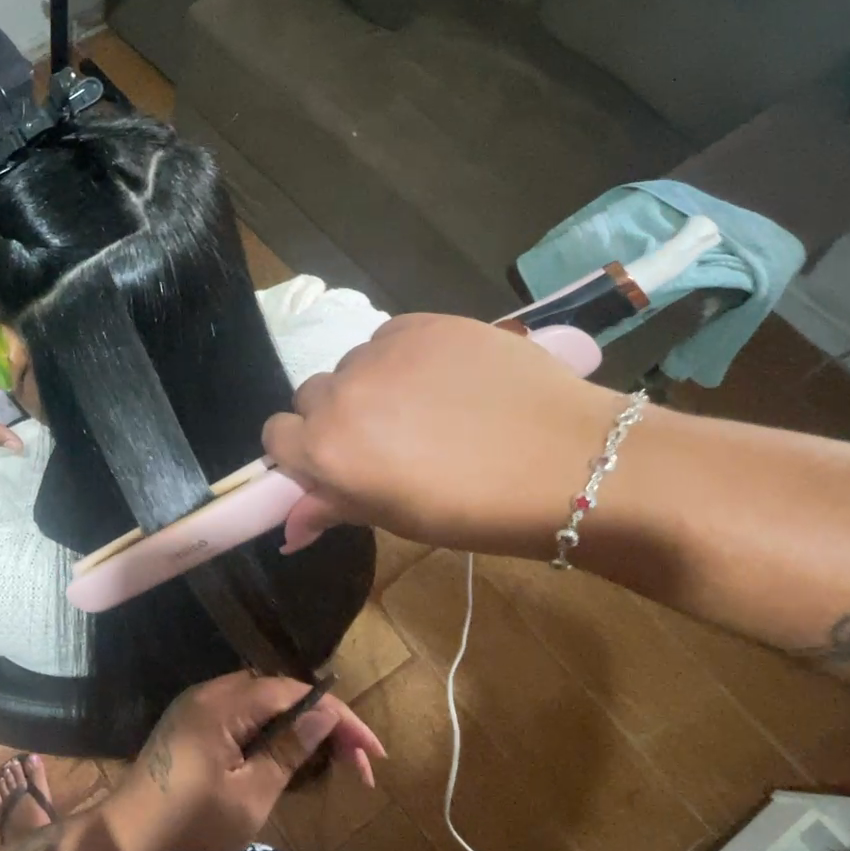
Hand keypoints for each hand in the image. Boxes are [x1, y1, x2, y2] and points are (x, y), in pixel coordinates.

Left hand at [101, 672, 383, 850]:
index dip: (337, 715)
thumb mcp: (251, 794)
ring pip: (258, 702)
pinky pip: (239, 715)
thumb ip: (288, 750)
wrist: (127, 840)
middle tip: (358, 763)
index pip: (291, 691)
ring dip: (297, 725)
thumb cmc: (192, 824)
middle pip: (276, 691)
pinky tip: (289, 756)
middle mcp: (206, 694)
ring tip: (333, 760)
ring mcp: (194, 708)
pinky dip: (270, 730)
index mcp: (221, 704)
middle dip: (322, 719)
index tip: (373, 753)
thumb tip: (324, 714)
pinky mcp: (189, 726)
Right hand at [262, 314, 628, 558]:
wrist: (573, 463)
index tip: (336, 463)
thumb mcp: (396, 518)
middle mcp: (339, 395)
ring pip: (351, 365)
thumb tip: (288, 526)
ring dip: (371, 384)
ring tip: (426, 407)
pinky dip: (403, 356)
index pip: (276, 435)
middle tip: (385, 438)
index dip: (301, 451)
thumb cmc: (476, 510)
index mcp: (326, 449)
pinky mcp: (421, 325)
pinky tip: (446, 379)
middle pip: (310, 397)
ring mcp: (380, 354)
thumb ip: (333, 508)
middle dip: (334, 415)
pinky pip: (389, 338)